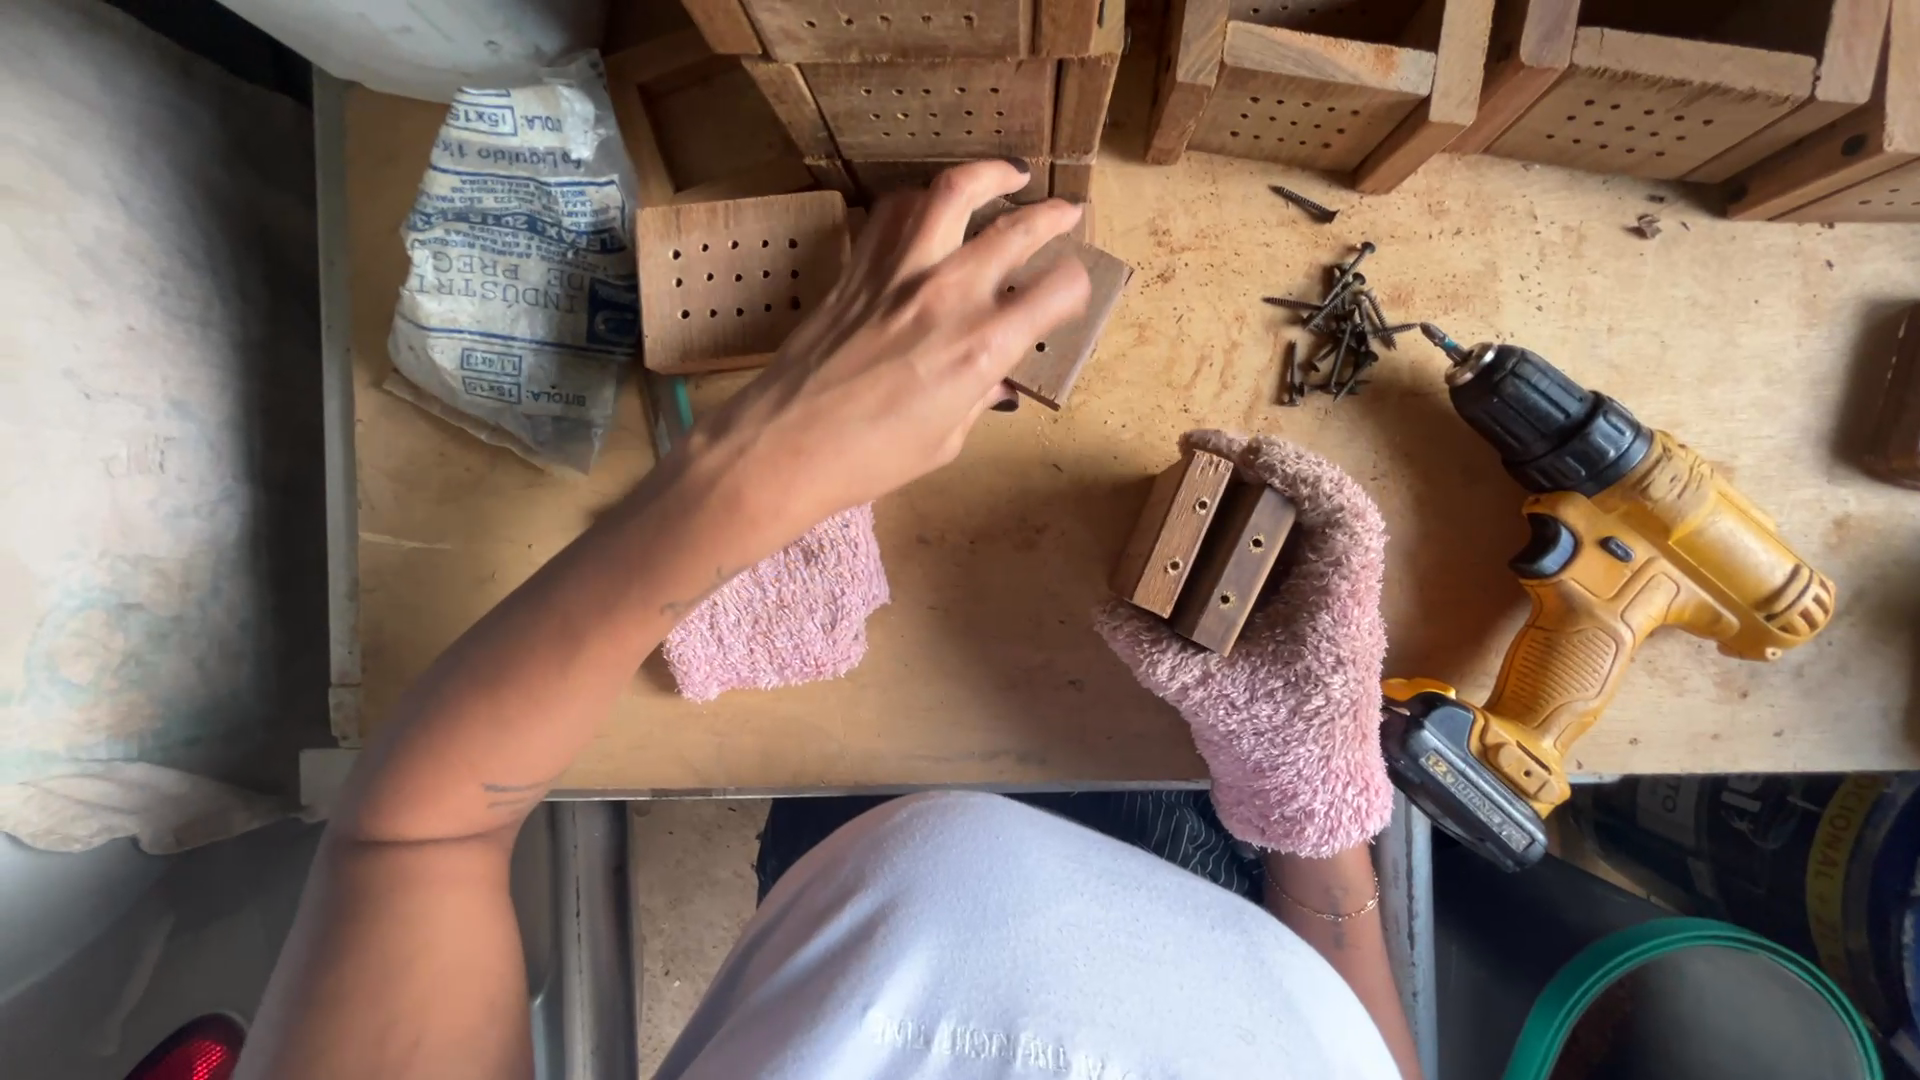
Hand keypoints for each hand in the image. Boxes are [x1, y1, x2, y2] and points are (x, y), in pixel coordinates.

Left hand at [682, 160, 1090, 543]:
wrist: (786, 444)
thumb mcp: (946, 441)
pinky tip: (931, 206)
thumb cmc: (872, 460)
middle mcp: (949, 295)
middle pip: (1018, 230)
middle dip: (1055, 216)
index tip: (1070, 291)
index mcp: (983, 347)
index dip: (1075, 286)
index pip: (1058, 289)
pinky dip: (922, 199)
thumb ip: (978, 398)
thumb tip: (994, 380)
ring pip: (954, 191)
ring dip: (991, 175)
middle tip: (1067, 211)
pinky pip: (895, 211)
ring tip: (1008, 175)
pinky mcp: (858, 266)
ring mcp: (899, 272)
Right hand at [1096, 431, 1394, 856]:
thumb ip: (1152, 654)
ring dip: (1259, 491)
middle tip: (1204, 453)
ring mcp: (1325, 600)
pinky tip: (1207, 527)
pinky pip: (1285, 548)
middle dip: (1268, 466)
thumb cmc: (1278, 751)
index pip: (1343, 515)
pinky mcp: (1303, 611)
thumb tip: (1106, 608)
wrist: (1309, 797)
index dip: (1298, 471)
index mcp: (1334, 608)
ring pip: (1308, 521)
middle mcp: (1339, 593)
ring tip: (1203, 477)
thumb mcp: (1206, 699)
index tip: (1241, 453)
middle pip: (1326, 503)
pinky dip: (1249, 524)